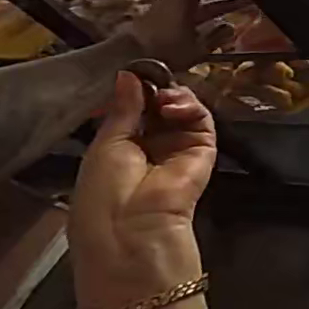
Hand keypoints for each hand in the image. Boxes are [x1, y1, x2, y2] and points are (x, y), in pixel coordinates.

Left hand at [69, 72, 216, 308]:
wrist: (135, 235)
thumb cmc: (105, 197)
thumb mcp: (105, 147)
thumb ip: (122, 109)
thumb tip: (128, 74)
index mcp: (121, 150)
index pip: (134, 111)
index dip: (133, 92)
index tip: (132, 73)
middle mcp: (152, 147)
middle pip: (159, 106)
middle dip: (154, 90)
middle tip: (150, 81)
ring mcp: (179, 148)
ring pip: (182, 109)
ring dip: (172, 97)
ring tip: (163, 99)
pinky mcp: (203, 149)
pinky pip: (200, 119)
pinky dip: (189, 106)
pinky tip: (174, 105)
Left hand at [123, 0, 247, 70]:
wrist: (129, 62)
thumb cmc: (166, 51)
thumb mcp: (198, 48)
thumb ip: (216, 37)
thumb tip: (230, 27)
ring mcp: (163, 9)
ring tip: (228, 4)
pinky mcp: (156, 21)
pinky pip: (183, 8)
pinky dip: (198, 10)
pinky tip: (208, 22)